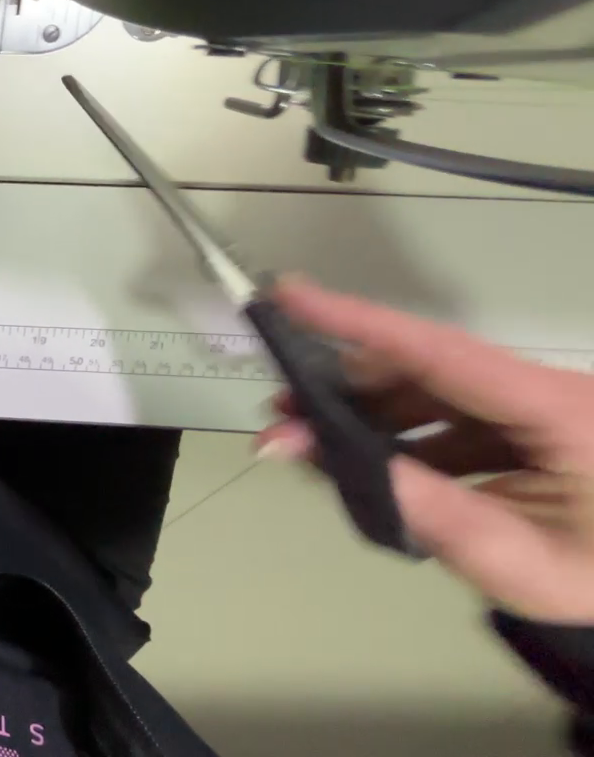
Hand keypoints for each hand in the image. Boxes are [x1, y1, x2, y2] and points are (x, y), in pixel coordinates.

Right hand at [256, 277, 593, 623]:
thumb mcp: (501, 552)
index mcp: (566, 413)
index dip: (356, 321)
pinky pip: (449, 412)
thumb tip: (283, 442)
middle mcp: (556, 392)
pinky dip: (398, 433)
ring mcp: (547, 406)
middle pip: (424, 369)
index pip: (440, 352)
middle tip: (282, 415)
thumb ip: (396, 493)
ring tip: (311, 442)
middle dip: (344, 387)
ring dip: (364, 412)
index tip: (285, 293)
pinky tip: (370, 460)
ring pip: (428, 390)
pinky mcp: (538, 424)